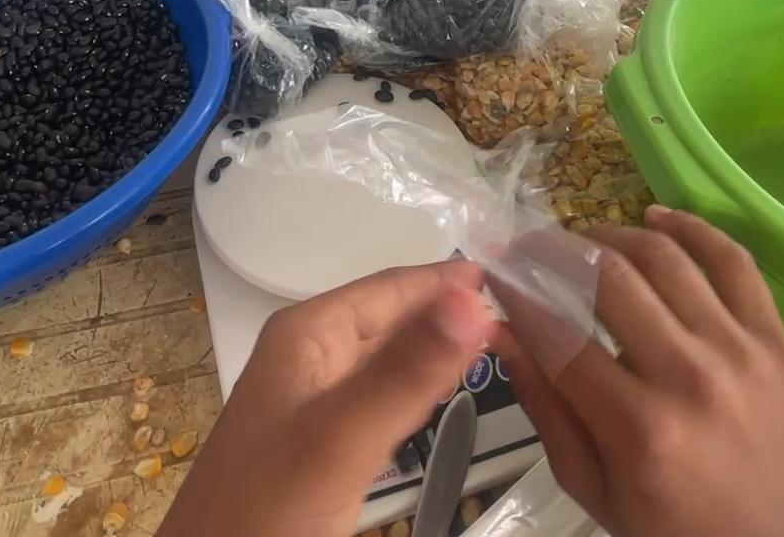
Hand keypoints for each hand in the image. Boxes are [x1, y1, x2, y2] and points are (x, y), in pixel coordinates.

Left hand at [157, 261, 491, 536]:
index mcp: (309, 332)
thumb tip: (473, 298)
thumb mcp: (342, 435)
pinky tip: (440, 390)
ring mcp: (314, 396)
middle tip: (514, 310)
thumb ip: (407, 370)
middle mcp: (311, 352)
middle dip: (445, 310)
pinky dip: (416, 385)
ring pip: (385, 354)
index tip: (506, 275)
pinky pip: (379, 394)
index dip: (445, 279)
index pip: (390, 287)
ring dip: (433, 345)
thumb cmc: (269, 507)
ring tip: (490, 340)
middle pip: (389, 316)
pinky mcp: (322, 437)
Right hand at [492, 205, 783, 536]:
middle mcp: (690, 378)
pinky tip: (653, 215)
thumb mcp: (593, 486)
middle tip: (530, 247)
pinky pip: (733, 259)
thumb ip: (544, 406)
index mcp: (639, 428)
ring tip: (583, 239)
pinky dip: (690, 226)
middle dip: (553, 250)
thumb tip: (500, 330)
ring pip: (662, 256)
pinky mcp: (775, 338)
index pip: (557, 332)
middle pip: (607, 278)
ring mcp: (739, 351)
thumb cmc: (674, 524)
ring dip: (610, 233)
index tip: (496, 269)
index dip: (517, 290)